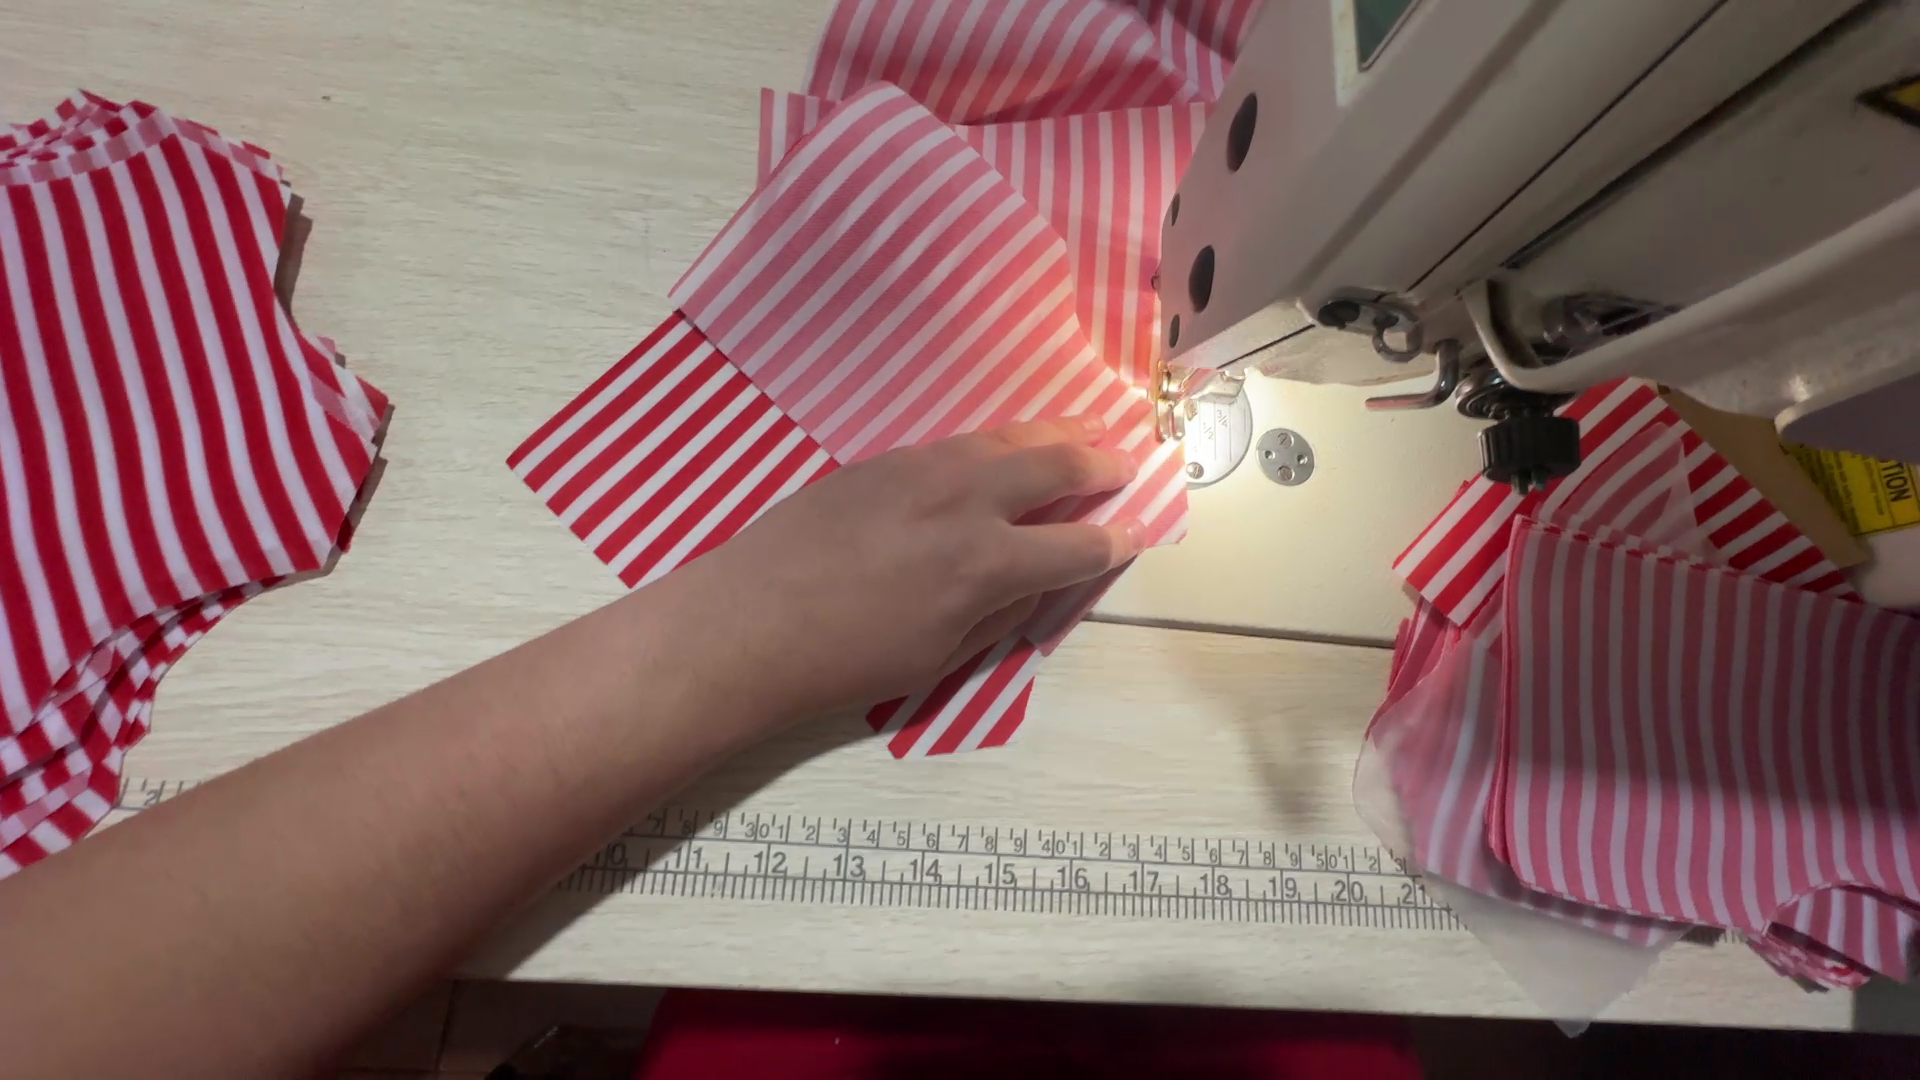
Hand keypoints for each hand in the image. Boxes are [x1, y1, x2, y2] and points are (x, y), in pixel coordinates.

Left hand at [658, 416, 1143, 723]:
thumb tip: (1037, 580)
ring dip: (1056, 433)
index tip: (1133, 532)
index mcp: (988, 565)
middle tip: (1125, 462)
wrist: (752, 620)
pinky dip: (999, 441)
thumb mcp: (939, 658)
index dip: (1114, 540)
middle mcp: (968, 501)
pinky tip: (1003, 447)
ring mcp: (925, 469)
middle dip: (1102, 463)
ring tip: (1084, 430)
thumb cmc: (847, 659)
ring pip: (1009, 437)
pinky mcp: (887, 458)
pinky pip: (961, 441)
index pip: (1077, 546)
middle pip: (1057, 464)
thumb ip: (1001, 613)